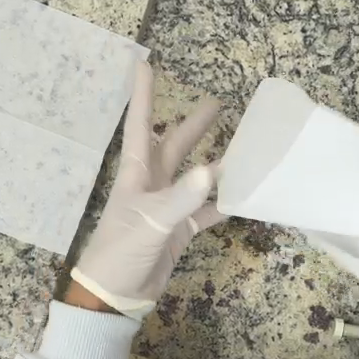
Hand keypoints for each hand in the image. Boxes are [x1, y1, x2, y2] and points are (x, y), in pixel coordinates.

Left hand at [67, 63, 224, 316]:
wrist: (114, 295)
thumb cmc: (121, 252)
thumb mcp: (150, 223)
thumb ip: (182, 198)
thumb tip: (214, 169)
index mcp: (136, 175)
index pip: (140, 125)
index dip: (142, 95)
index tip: (144, 63)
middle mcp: (152, 186)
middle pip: (175, 147)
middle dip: (194, 125)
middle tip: (219, 104)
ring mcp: (167, 209)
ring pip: (195, 178)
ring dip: (216, 164)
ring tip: (242, 147)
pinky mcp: (179, 232)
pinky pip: (206, 212)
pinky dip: (223, 204)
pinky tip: (243, 196)